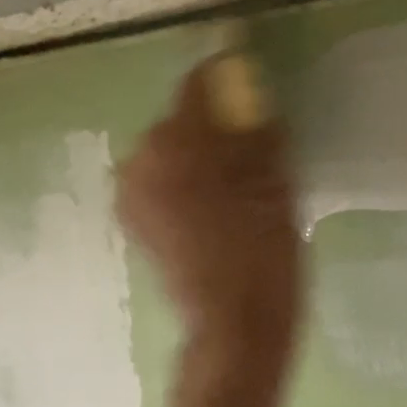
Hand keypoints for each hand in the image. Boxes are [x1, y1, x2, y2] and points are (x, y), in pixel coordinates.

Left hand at [115, 52, 302, 358]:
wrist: (234, 329)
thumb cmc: (264, 259)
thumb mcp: (276, 188)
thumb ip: (260, 133)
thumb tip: (254, 93)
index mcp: (176, 145)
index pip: (201, 86)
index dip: (229, 77)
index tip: (251, 79)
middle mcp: (140, 160)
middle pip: (183, 122)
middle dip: (216, 127)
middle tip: (255, 150)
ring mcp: (131, 192)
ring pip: (172, 153)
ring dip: (201, 157)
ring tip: (238, 185)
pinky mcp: (133, 220)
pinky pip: (162, 181)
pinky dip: (187, 182)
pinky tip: (217, 208)